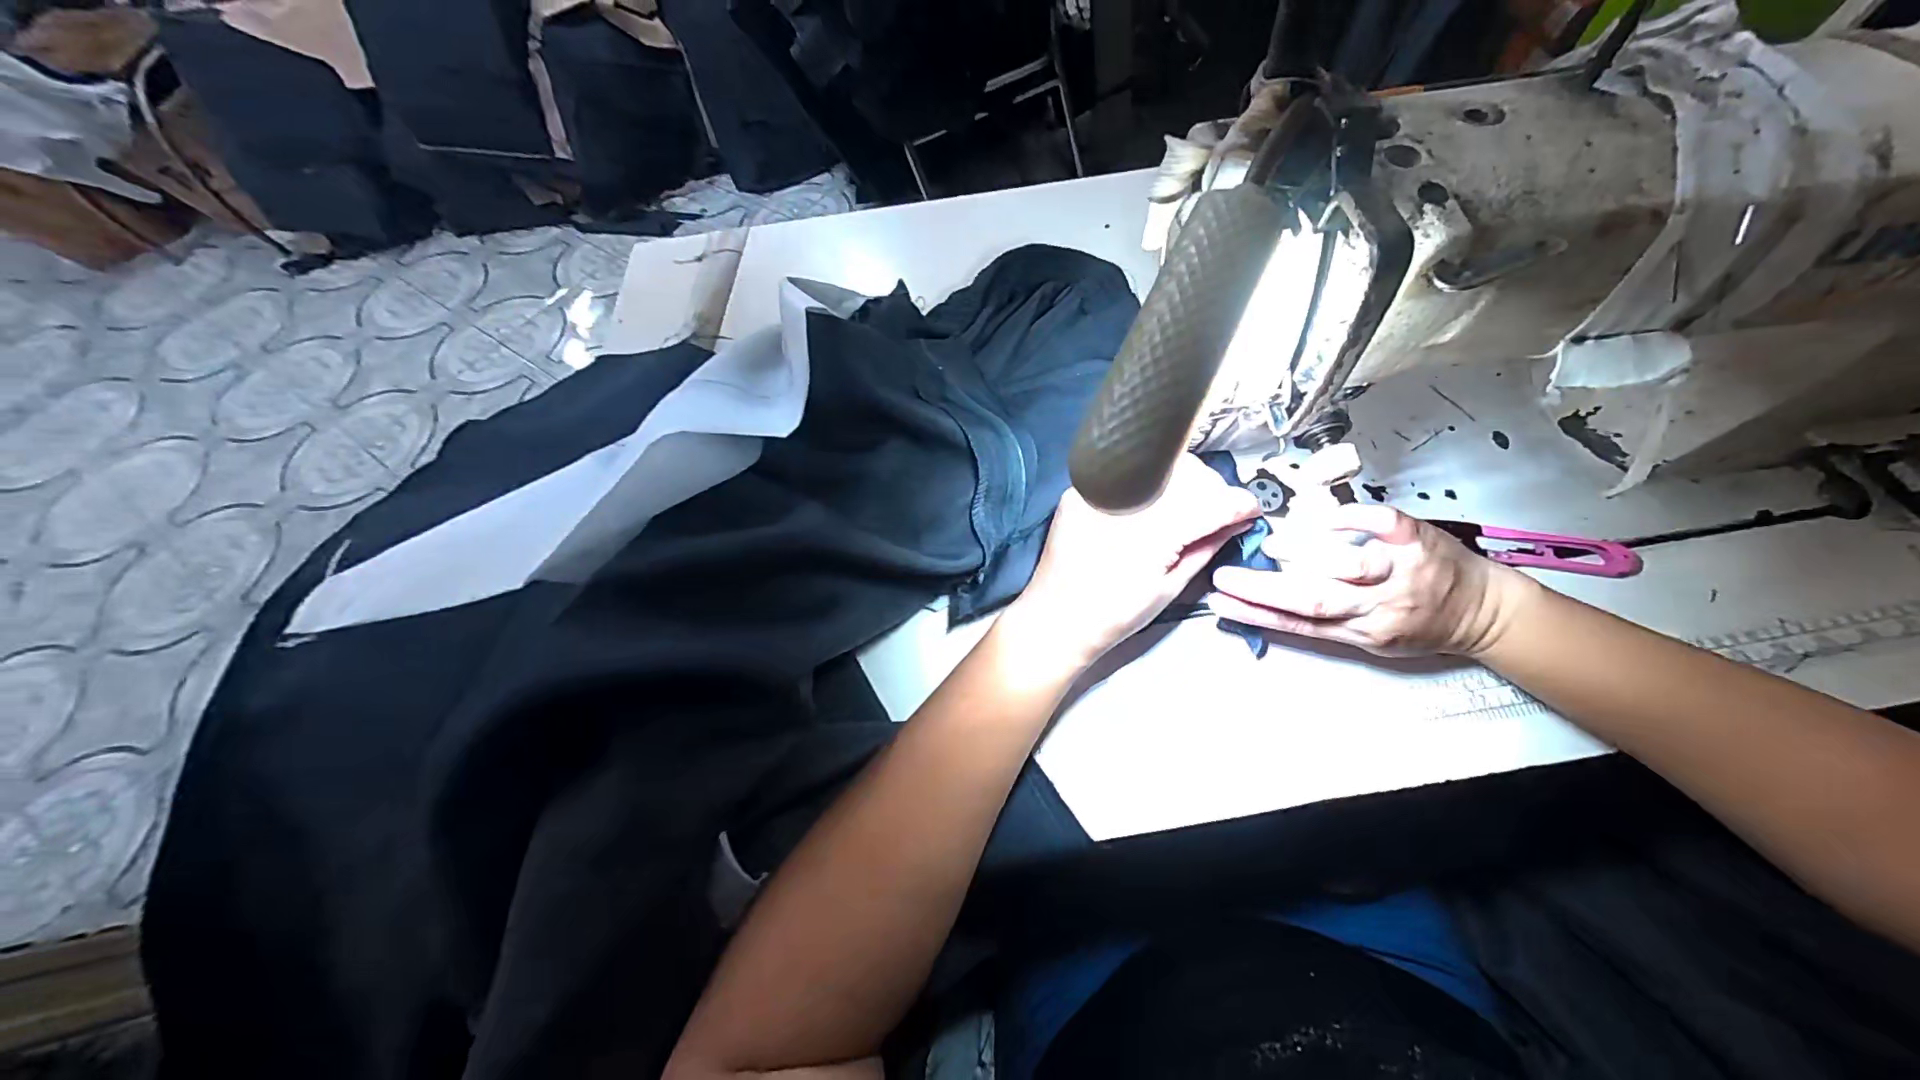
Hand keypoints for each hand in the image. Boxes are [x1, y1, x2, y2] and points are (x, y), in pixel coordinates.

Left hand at [1003, 454, 1259, 669]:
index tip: (1249, 510)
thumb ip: (1205, 547)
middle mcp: (1125, 503)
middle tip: (1219, 512)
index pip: (1211, 501)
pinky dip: (1148, 486)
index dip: (1238, 504)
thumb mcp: (1169, 587)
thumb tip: (1235, 523)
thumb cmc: (1112, 614)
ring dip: (1183, 482)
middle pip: (1188, 473)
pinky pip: (1126, 475)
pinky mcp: (1080, 492)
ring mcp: (1098, 493)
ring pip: (1158, 467)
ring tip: (1186, 509)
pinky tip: (1152, 506)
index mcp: (1153, 532)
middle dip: (1212, 489)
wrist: (1054, 617)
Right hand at [1205, 504, 1535, 657]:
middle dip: (1262, 587)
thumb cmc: (1420, 625)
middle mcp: (1378, 605)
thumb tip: (1271, 599)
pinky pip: (1384, 524)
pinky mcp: (1417, 539)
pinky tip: (1324, 516)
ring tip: (1271, 543)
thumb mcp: (1371, 637)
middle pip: (1313, 597)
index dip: (1255, 612)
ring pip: (1345, 564)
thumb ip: (1327, 619)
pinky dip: (1352, 518)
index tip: (1221, 600)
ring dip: (1302, 552)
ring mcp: (1399, 570)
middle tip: (1226, 574)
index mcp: (1361, 629)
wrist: (1483, 611)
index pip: (1298, 623)